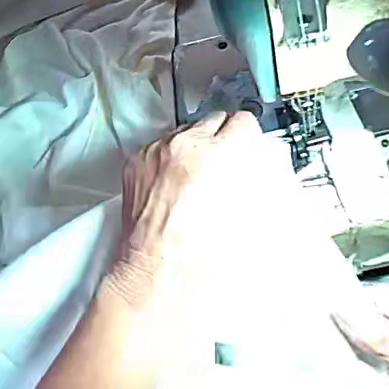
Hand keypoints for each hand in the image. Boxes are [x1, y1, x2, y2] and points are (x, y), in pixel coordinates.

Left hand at [102, 111, 263, 314]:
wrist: (156, 270)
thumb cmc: (199, 251)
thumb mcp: (243, 209)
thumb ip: (248, 175)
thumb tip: (251, 159)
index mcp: (214, 156)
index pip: (242, 121)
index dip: (247, 135)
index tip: (246, 142)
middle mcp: (182, 146)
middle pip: (213, 119)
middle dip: (221, 137)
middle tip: (223, 160)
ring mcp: (155, 151)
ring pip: (185, 130)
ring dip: (194, 145)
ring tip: (196, 176)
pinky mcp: (136, 160)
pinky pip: (160, 145)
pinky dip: (169, 157)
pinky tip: (173, 183)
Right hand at [332, 279, 388, 388]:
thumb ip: (384, 341)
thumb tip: (339, 308)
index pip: (371, 300)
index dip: (348, 322)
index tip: (323, 343)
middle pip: (369, 309)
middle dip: (353, 333)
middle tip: (332, 359)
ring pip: (372, 324)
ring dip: (360, 346)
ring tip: (344, 365)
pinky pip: (382, 338)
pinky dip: (372, 355)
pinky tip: (364, 369)